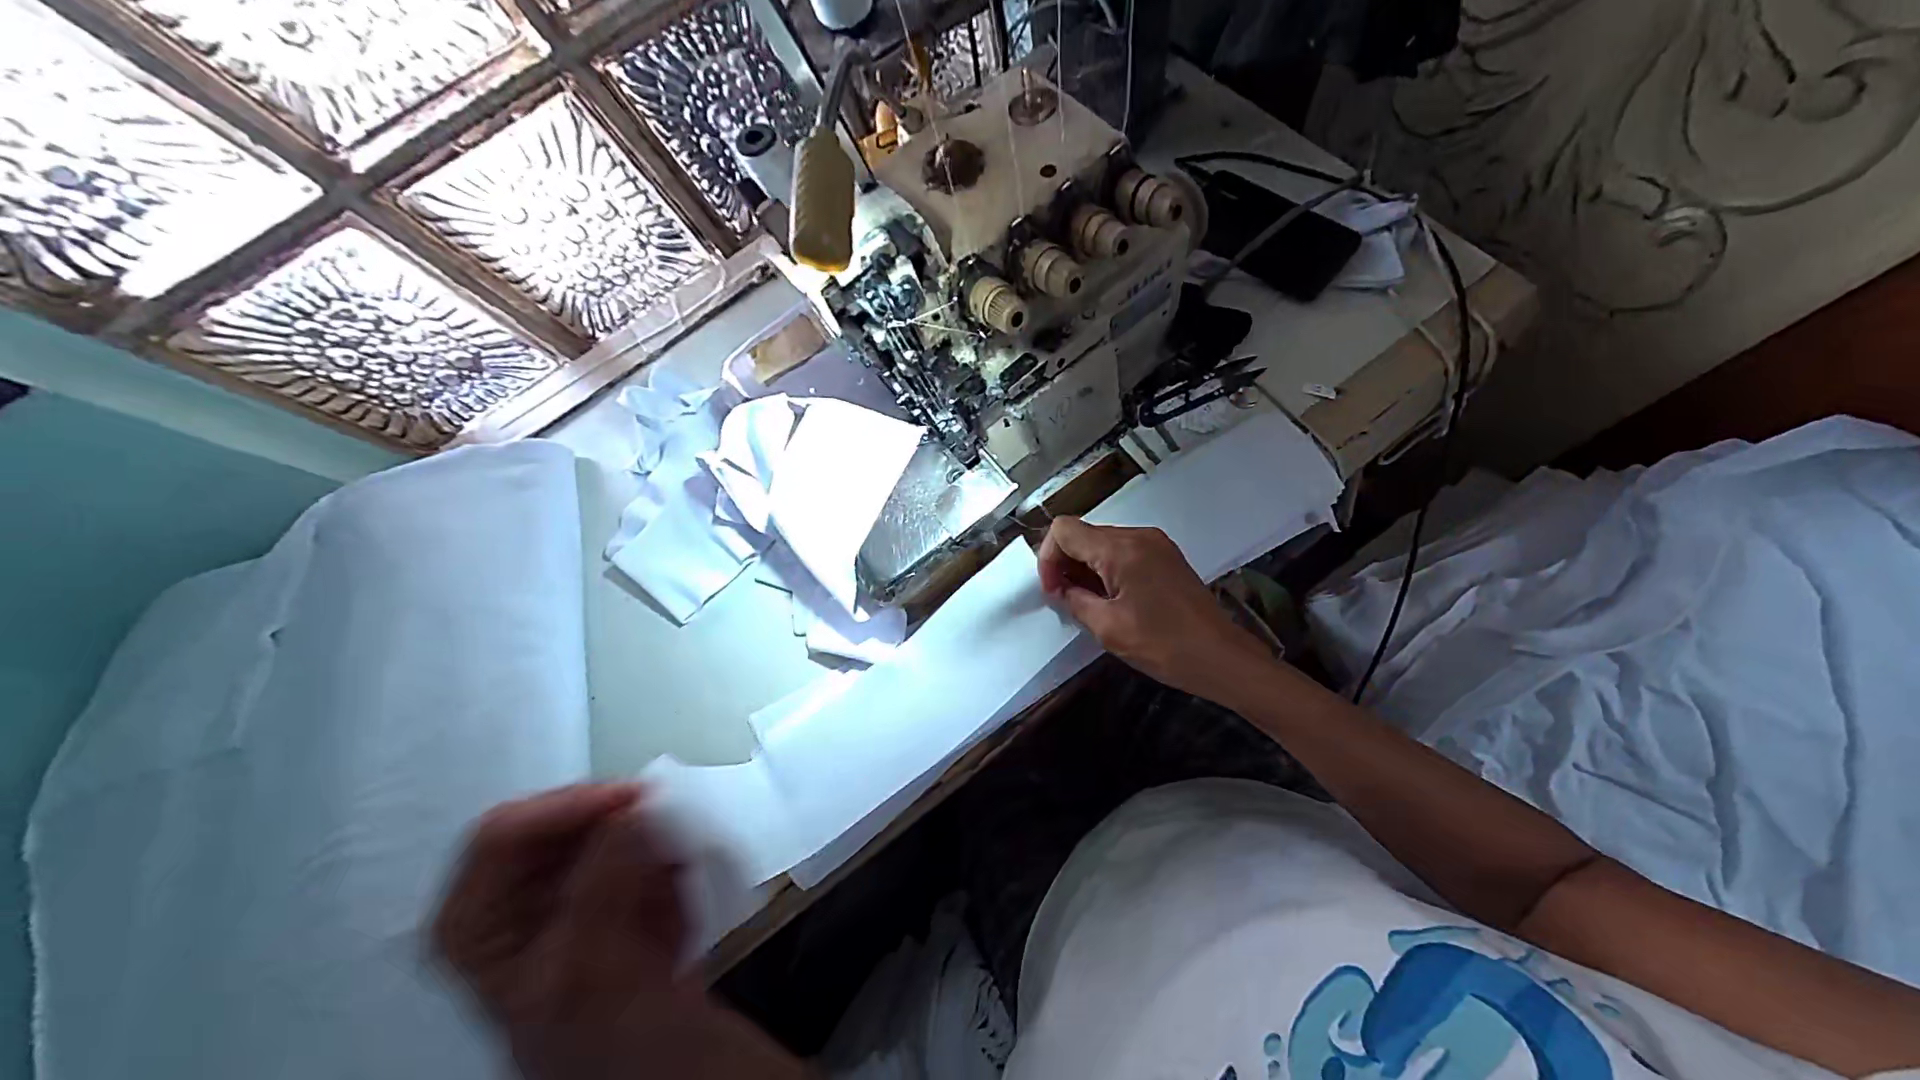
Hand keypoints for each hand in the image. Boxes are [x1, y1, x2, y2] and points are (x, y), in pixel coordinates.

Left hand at [433, 784, 706, 1079]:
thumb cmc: (599, 1034)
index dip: (567, 807)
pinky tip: (677, 889)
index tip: (633, 800)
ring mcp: (565, 875)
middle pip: (558, 816)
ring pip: (604, 818)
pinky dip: (665, 849)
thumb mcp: (589, 967)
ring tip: (675, 876)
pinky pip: (640, 833)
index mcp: (475, 918)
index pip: (503, 833)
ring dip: (648, 835)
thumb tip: (635, 807)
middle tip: (666, 827)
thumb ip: (603, 884)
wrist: (651, 1057)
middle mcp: (512, 887)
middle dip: (618, 819)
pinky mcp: (611, 871)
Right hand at [1037, 516, 1272, 701]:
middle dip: (1065, 563)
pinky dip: (1107, 569)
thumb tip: (1060, 588)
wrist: (1223, 658)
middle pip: (1083, 533)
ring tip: (1087, 603)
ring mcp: (1156, 544)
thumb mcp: (1108, 628)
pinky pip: (1124, 552)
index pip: (1065, 530)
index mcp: (1122, 549)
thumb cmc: (1164, 645)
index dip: (1048, 557)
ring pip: (1102, 542)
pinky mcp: (1166, 557)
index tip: (1052, 590)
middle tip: (1065, 600)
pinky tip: (1111, 598)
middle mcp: (1139, 536)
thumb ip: (1075, 600)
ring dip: (1086, 567)